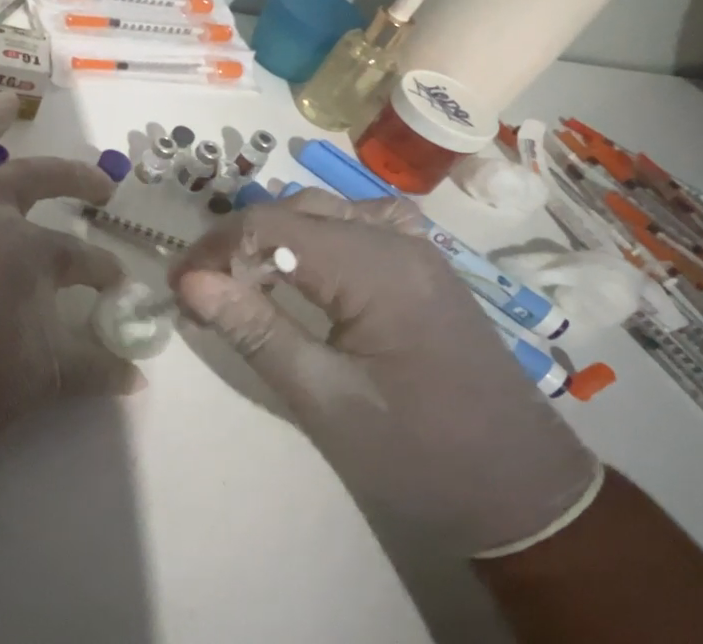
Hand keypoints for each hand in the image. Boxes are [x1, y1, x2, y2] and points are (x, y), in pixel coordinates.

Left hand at [0, 92, 145, 495]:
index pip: (76, 257)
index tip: (118, 291)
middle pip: (28, 181)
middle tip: (98, 184)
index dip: (101, 274)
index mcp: (22, 248)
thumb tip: (134, 374)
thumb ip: (89, 368)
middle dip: (68, 177)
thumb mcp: (39, 381)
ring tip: (2, 101)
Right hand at [169, 189, 601, 556]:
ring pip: (326, 211)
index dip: (213, 250)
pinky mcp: (425, 270)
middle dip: (239, 243)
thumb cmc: (418, 454)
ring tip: (245, 283)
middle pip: (296, 209)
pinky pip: (359, 226)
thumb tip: (189, 281)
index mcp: (375, 267)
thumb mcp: (324, 398)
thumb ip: (254, 330)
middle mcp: (399, 241)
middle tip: (204, 294)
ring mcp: (419, 251)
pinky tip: (304, 272)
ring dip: (275, 237)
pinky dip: (316, 237)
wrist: (524, 494)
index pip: (270, 224)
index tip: (178, 291)